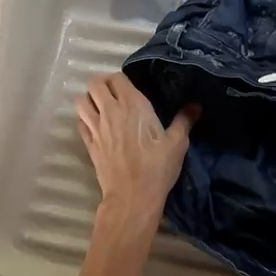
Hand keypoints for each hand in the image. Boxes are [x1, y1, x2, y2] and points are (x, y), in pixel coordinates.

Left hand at [75, 73, 197, 234]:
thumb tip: (196, 104)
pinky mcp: (88, 143)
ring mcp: (96, 127)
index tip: (129, 86)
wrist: (132, 197)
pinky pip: (80, 122)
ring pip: (81, 101)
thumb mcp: (178, 143)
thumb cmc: (157, 168)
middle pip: (94, 84)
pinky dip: (84, 119)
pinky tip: (95, 125)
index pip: (117, 77)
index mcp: (132, 105)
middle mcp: (110, 111)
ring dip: (89, 99)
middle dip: (102, 83)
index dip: (121, 78)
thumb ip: (184, 120)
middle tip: (114, 92)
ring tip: (101, 105)